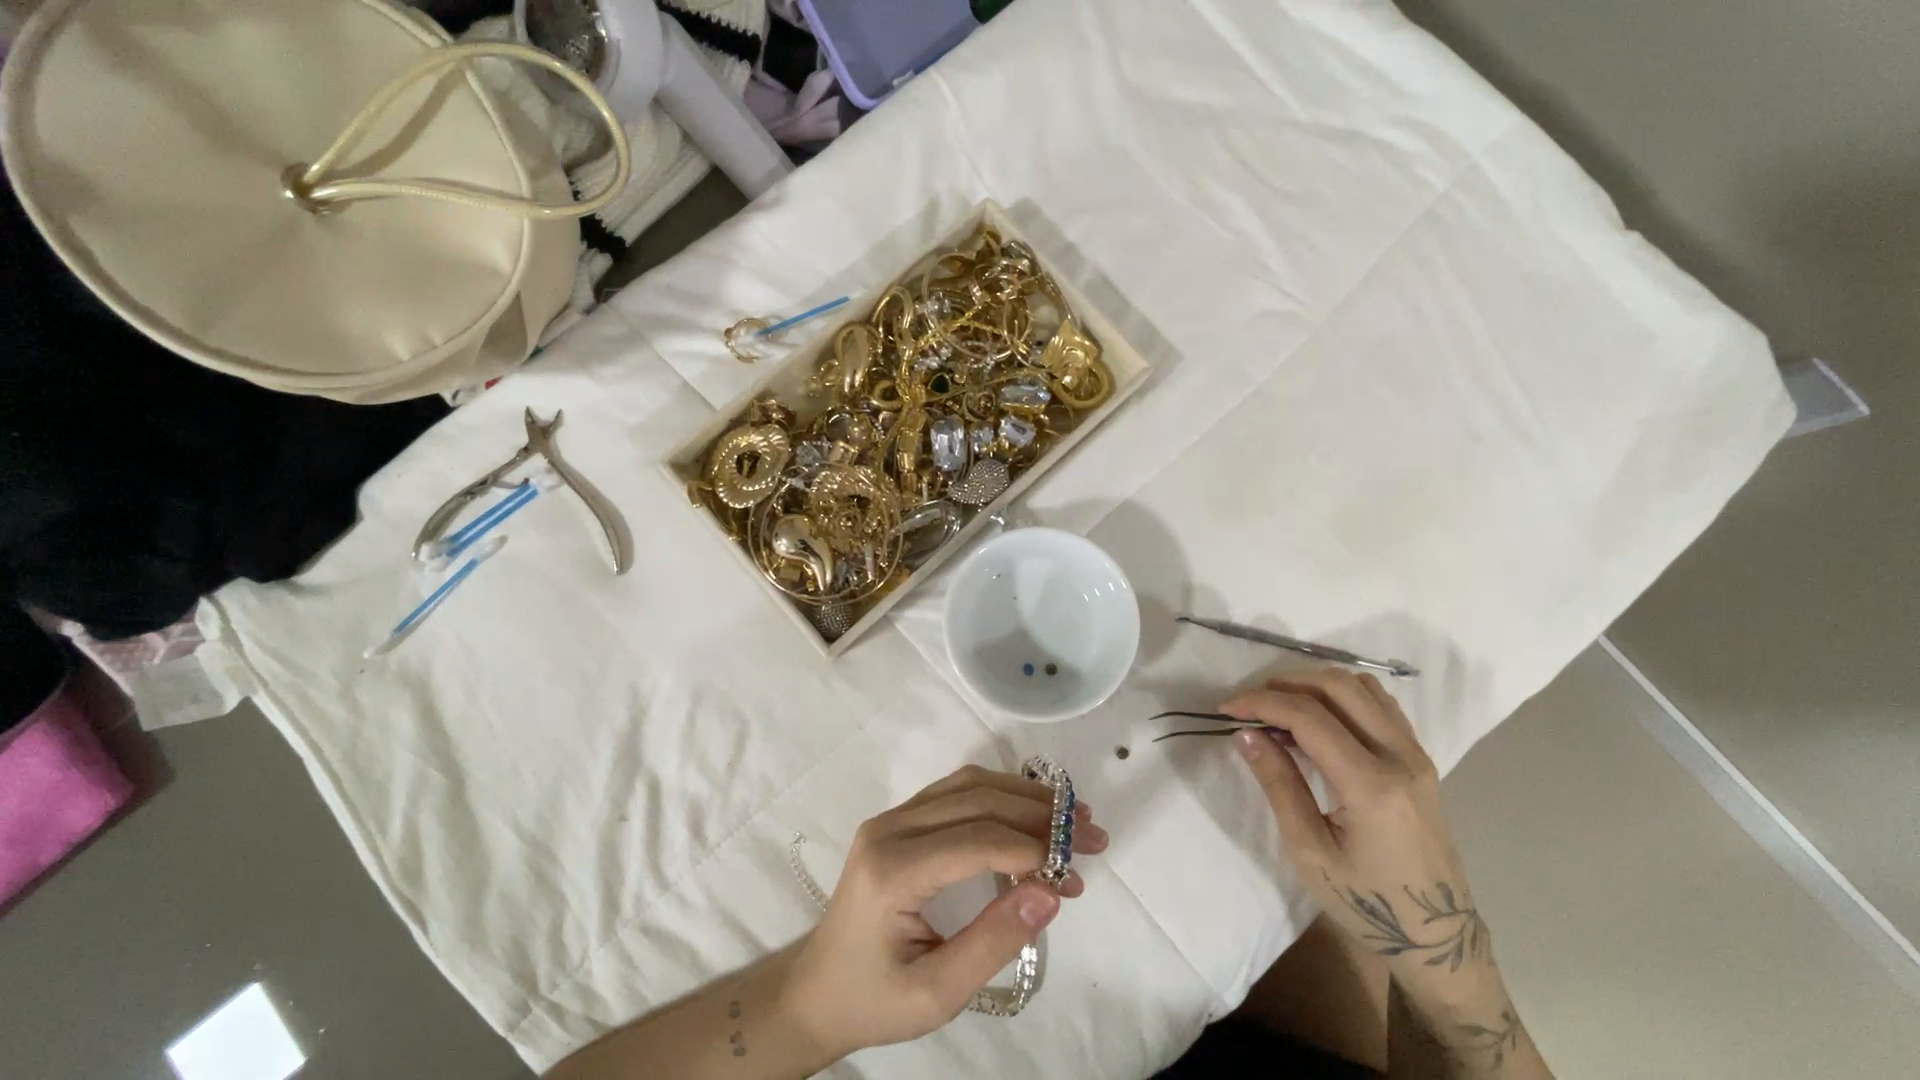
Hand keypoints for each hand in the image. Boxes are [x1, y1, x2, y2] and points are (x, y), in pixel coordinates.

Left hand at [781, 765, 1107, 1063]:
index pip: (976, 839)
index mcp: (893, 870)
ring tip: (1073, 817)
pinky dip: (1000, 797)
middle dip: (1040, 814)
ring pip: (968, 785)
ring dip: (1024, 796)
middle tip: (1092, 835)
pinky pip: (955, 793)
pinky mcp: (898, 823)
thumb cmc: (874, 999)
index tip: (1074, 871)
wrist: (816, 992)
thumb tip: (1050, 891)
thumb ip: (994, 941)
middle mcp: (889, 830)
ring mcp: (891, 820)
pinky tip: (1032, 812)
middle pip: (977, 799)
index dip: (1031, 847)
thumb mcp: (937, 993)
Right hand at [1222, 673, 1503, 1018]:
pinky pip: (1380, 705)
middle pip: (1338, 687)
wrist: (1435, 934)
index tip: (1225, 708)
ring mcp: (1416, 755)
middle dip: (1285, 684)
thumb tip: (1246, 734)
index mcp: (1371, 785)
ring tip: (1278, 706)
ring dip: (1315, 685)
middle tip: (1248, 702)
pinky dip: (1342, 697)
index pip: (1309, 717)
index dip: (1261, 703)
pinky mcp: (1420, 760)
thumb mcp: (1309, 852)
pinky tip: (1316, 718)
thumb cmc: (1365, 901)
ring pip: (1362, 688)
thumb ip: (1279, 785)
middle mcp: (1400, 757)